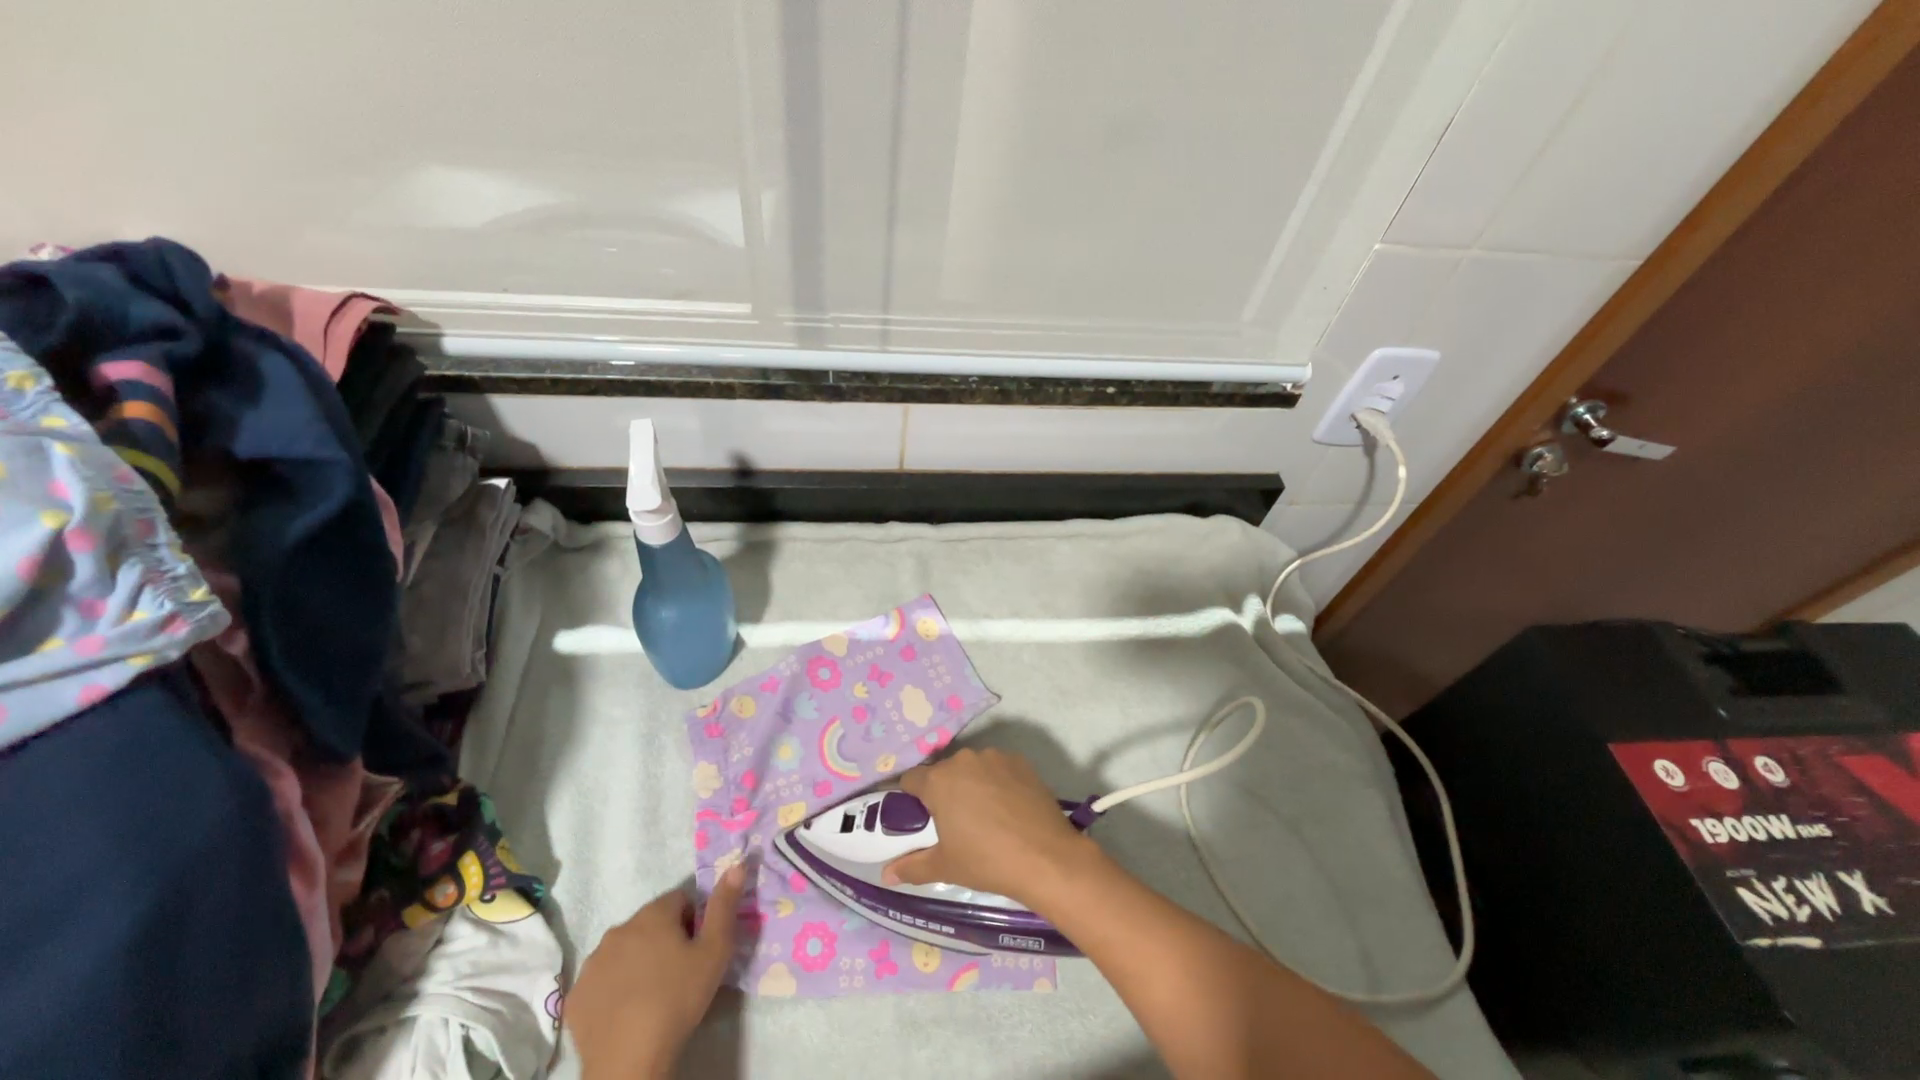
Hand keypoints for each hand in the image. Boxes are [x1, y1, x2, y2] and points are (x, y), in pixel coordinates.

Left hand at [567, 864, 746, 1079]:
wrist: (630, 1058)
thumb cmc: (679, 998)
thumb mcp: (715, 951)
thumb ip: (725, 905)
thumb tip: (736, 864)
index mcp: (652, 916)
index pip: (679, 900)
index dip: (694, 921)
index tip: (698, 949)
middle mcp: (617, 930)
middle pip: (649, 924)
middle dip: (664, 939)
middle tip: (680, 973)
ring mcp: (592, 962)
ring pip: (623, 951)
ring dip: (638, 962)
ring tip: (653, 995)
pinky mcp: (576, 994)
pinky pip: (601, 980)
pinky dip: (614, 988)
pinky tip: (627, 1012)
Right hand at [884, 748, 1098, 906]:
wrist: (1047, 858)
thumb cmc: (987, 861)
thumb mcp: (945, 867)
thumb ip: (911, 867)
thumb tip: (886, 875)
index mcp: (939, 780)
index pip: (911, 780)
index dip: (911, 799)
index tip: (920, 820)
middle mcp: (964, 760)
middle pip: (943, 772)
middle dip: (944, 792)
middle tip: (953, 823)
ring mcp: (996, 758)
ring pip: (973, 769)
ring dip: (971, 785)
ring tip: (985, 816)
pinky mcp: (1022, 763)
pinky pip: (998, 769)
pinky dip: (997, 783)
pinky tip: (1008, 809)